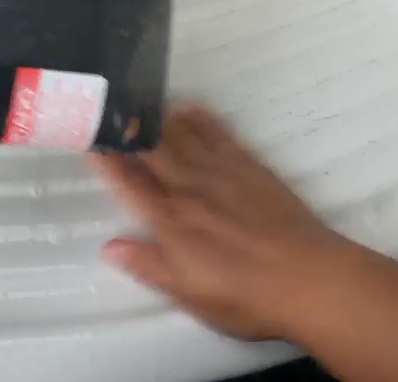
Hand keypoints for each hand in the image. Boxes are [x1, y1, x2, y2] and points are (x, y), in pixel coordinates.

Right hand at [89, 105, 361, 339]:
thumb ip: (150, 266)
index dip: (109, 164)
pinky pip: (220, 134)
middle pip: (154, 152)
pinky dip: (203, 119)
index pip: (132, 187)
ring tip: (142, 102)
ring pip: (184, 137)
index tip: (91, 143)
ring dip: (161, 119)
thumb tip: (110, 247)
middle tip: (111, 111)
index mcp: (173, 222)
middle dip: (129, 131)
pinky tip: (192, 107)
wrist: (306, 276)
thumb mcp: (191, 295)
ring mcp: (222, 173)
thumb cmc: (246, 295)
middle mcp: (192, 189)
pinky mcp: (250, 165)